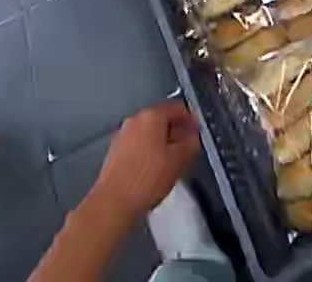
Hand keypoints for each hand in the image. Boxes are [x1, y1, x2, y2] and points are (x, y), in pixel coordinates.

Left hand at [89, 100, 201, 218]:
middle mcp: (135, 119)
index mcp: (152, 115)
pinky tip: (153, 170)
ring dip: (162, 143)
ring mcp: (123, 134)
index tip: (197, 133)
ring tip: (170, 163)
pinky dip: (148, 151)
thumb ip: (191, 143)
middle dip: (176, 132)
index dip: (191, 120)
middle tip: (186, 149)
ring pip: (149, 132)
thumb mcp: (179, 161)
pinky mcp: (115, 150)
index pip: (178, 108)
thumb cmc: (148, 179)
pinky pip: (137, 144)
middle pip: (162, 119)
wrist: (113, 203)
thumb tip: (193, 135)